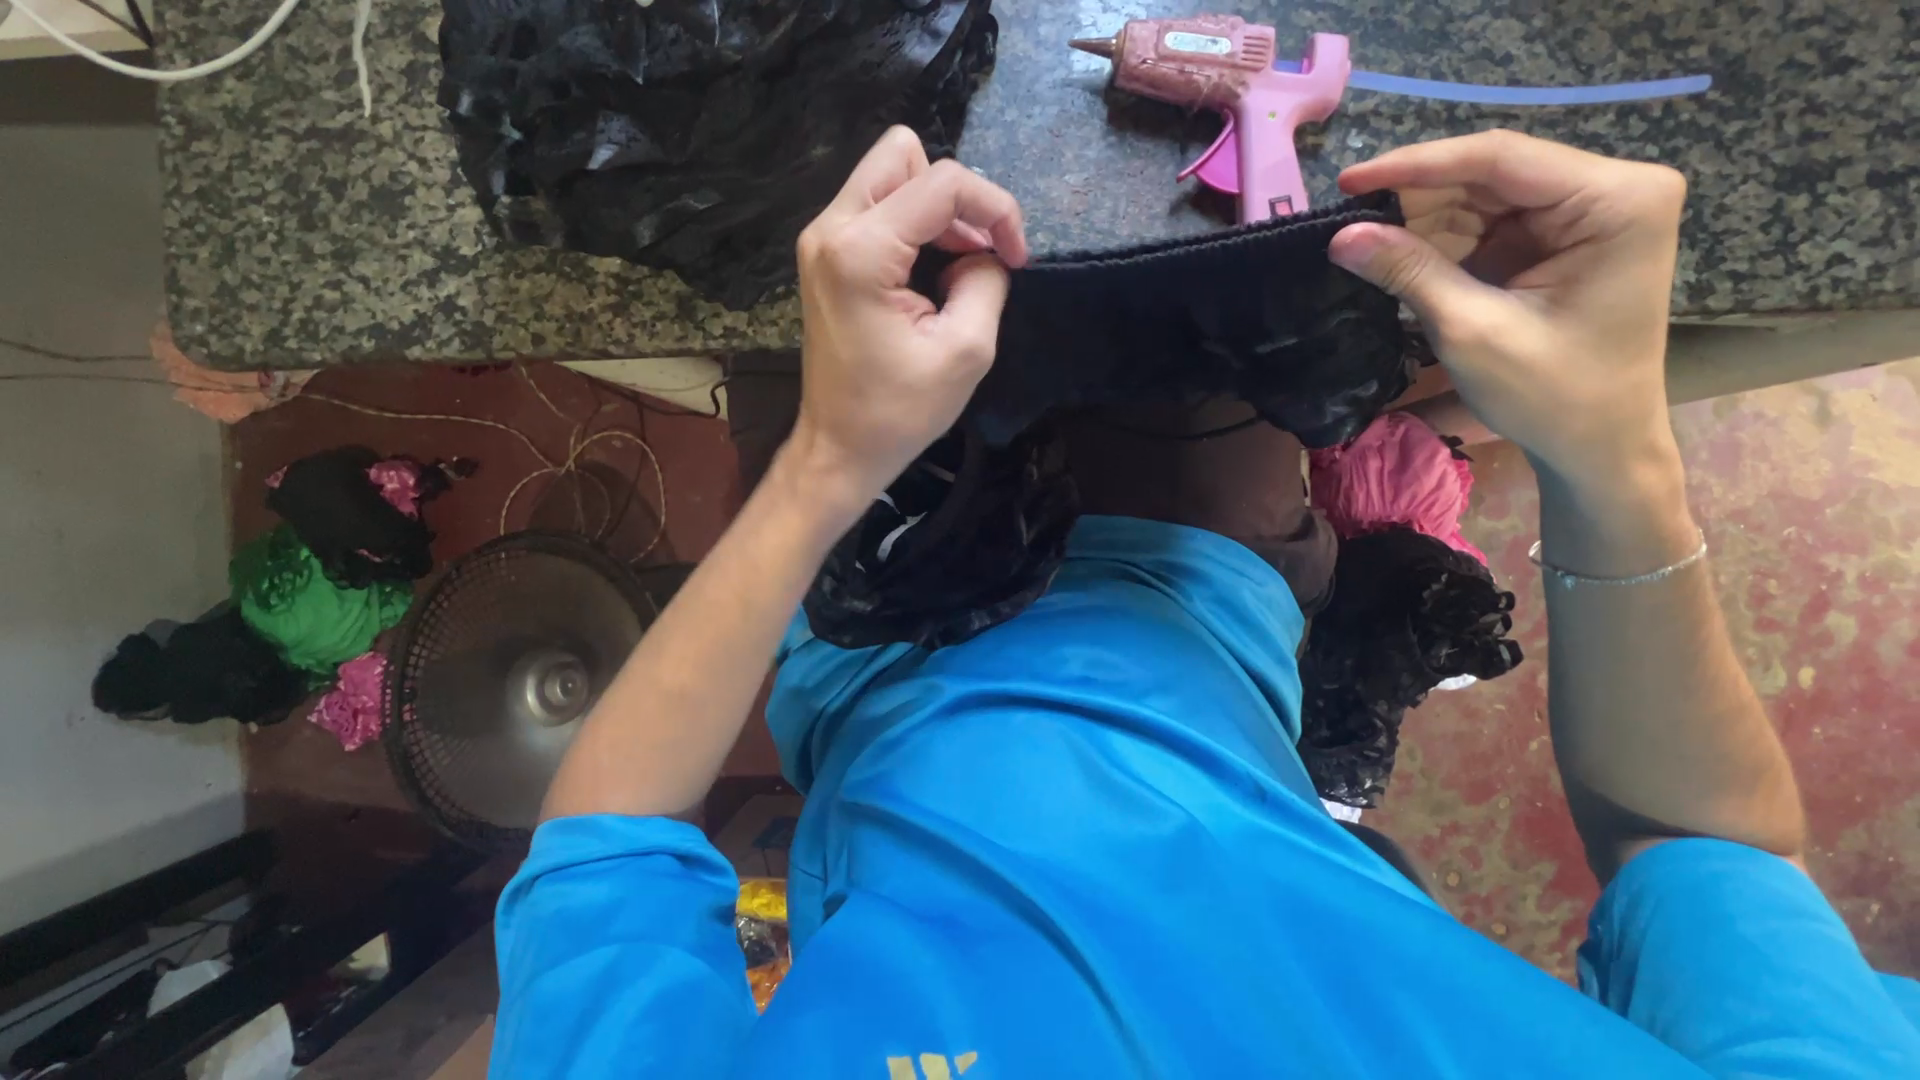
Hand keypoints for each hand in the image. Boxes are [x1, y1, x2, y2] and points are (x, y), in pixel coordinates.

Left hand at [788, 126, 1027, 514]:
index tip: (1017, 259)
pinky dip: (913, 227)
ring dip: (935, 211)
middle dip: (956, 198)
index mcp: (860, 251)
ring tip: (960, 267)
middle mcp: (830, 229)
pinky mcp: (825, 256)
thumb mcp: (966, 351)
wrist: (839, 448)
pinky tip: (931, 274)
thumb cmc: (899, 412)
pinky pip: (877, 209)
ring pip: (889, 175)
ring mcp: (821, 240)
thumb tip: (984, 254)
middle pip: (904, 154)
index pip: (943, 182)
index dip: (995, 209)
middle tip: (979, 252)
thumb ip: (986, 282)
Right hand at [1328, 130, 1686, 490]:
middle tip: (1345, 216)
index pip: (1499, 159)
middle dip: (1415, 197)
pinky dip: (1439, 242)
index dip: (1416, 165)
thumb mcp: (1472, 330)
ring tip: (1360, 236)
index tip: (1347, 179)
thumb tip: (1339, 236)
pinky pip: (1487, 226)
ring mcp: (1583, 215)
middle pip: (1490, 174)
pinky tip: (1394, 252)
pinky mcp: (1558, 242)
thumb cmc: (1552, 393)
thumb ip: (1410, 273)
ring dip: (1421, 221)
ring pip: (1482, 198)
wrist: (1598, 444)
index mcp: (1614, 200)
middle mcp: (1607, 191)